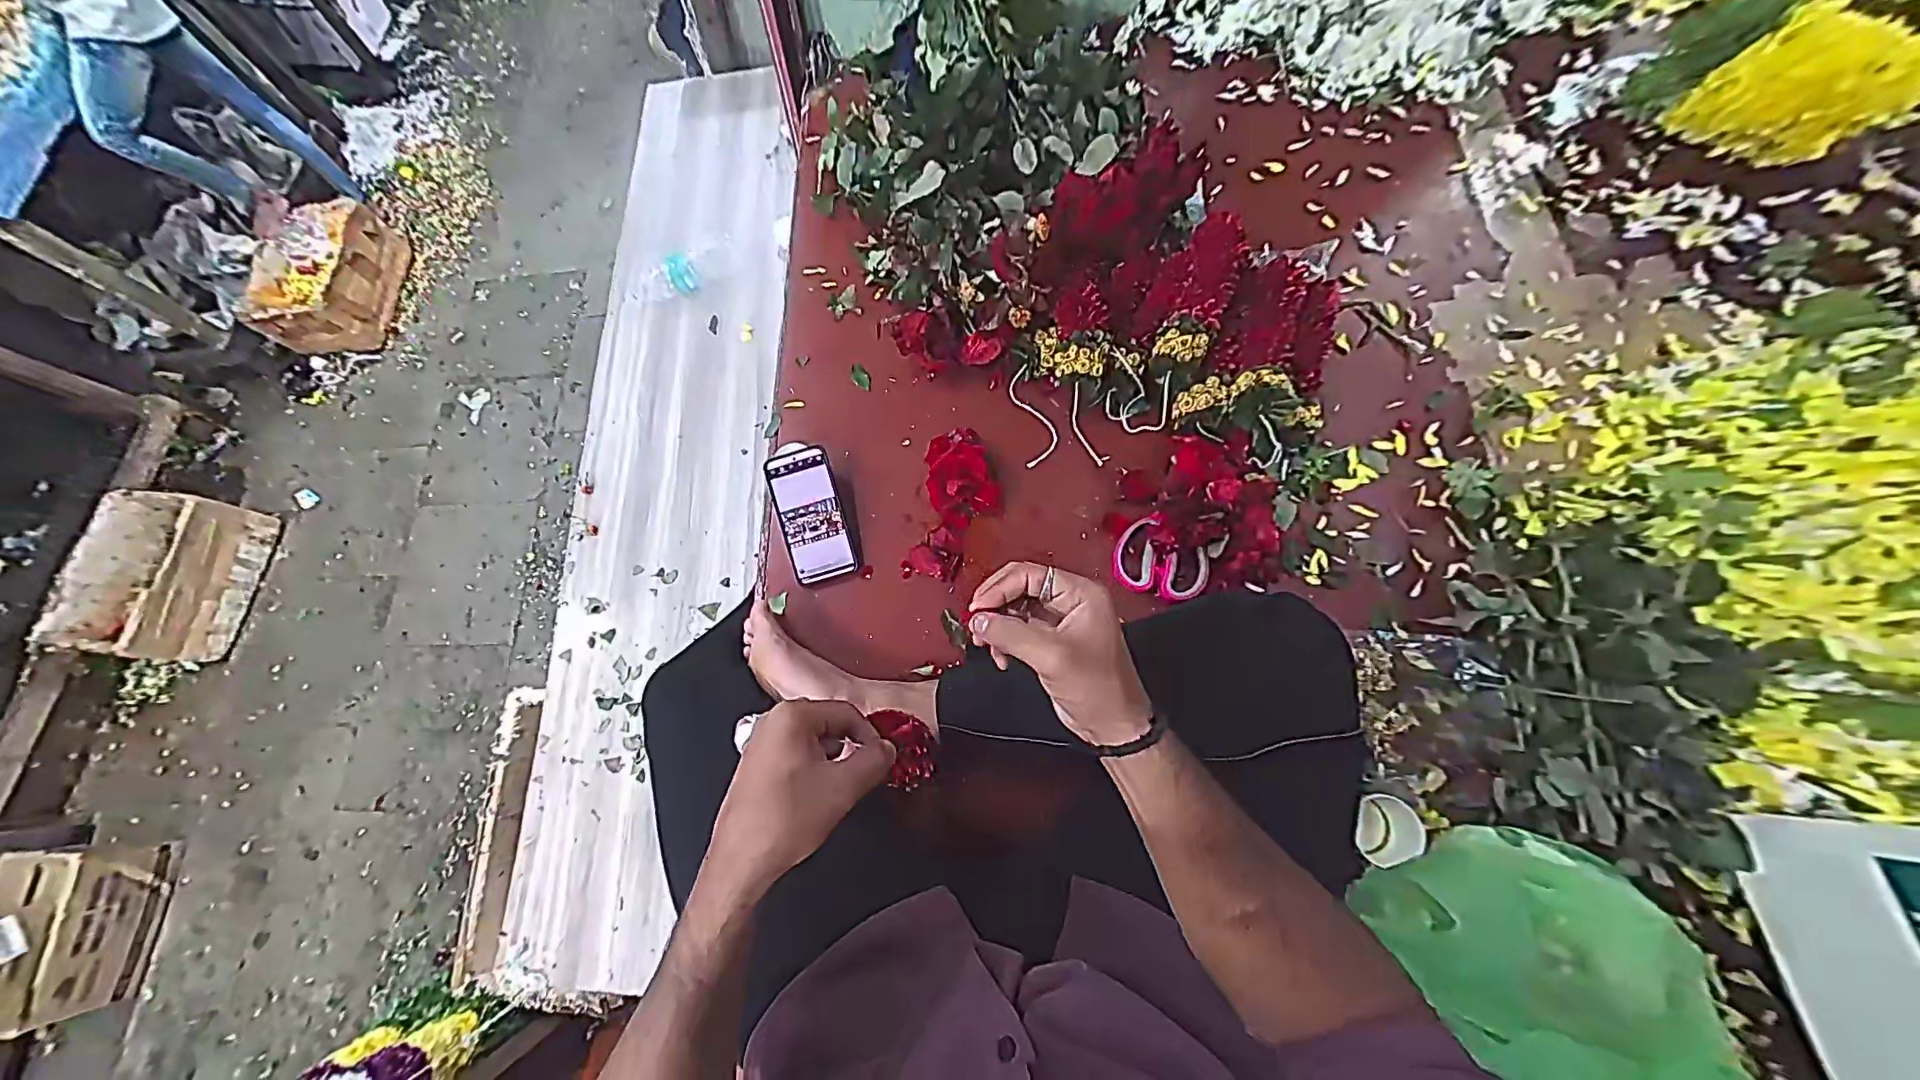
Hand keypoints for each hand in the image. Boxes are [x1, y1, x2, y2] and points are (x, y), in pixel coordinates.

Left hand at [703, 700, 895, 897]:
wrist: (742, 862)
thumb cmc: (779, 823)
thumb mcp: (844, 786)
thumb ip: (874, 760)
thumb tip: (886, 749)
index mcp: (790, 716)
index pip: (847, 712)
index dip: (870, 735)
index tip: (880, 754)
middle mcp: (771, 724)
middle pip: (830, 724)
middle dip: (851, 748)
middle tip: (864, 772)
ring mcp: (761, 744)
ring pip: (814, 742)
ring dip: (833, 762)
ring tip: (838, 789)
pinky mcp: (757, 766)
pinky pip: (796, 757)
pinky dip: (813, 771)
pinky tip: (816, 797)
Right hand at [968, 562, 1152, 746]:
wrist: (1113, 725)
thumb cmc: (1101, 690)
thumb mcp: (1051, 657)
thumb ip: (1011, 634)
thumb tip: (979, 620)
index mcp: (1081, 594)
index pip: (1030, 574)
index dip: (999, 588)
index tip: (978, 608)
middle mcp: (1072, 602)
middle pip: (1020, 588)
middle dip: (995, 605)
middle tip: (976, 622)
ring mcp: (1061, 621)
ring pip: (1016, 609)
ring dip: (997, 625)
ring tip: (985, 642)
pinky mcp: (1052, 641)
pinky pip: (1018, 629)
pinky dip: (1004, 640)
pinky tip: (1000, 655)